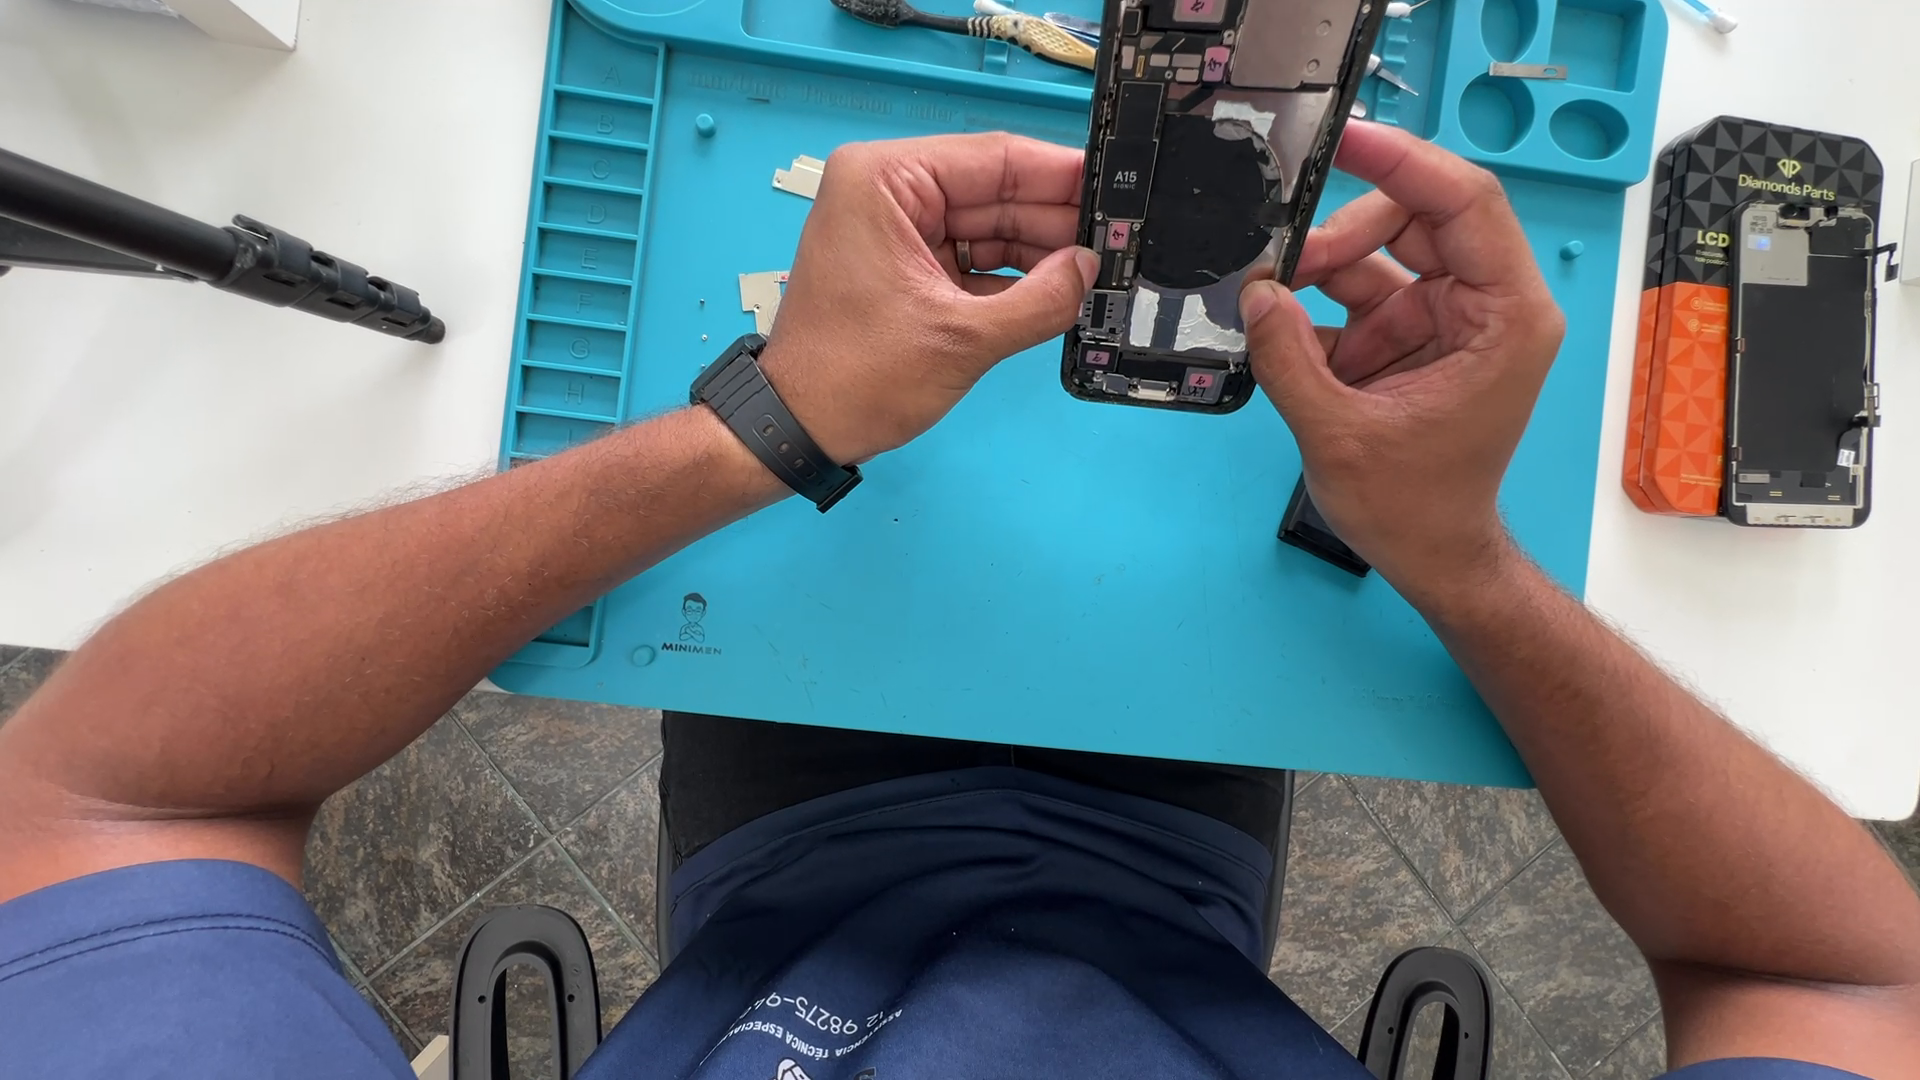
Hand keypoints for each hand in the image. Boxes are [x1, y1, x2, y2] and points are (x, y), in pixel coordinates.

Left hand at [756, 134, 1099, 464]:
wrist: (801, 430)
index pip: (994, 160)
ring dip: (1039, 256)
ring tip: (1096, 272)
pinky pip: (971, 265)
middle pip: (993, 195)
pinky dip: (1011, 283)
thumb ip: (1038, 301)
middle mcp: (890, 194)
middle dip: (1054, 222)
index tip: (1115, 191)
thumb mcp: (961, 339)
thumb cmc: (861, 378)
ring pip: (986, 232)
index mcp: (887, 181)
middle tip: (1117, 242)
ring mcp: (898, 236)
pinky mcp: (907, 274)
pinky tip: (1058, 293)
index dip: (1060, 176)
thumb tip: (1089, 269)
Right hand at [1239, 123, 1564, 593]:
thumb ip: (1289, 360)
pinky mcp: (1404, 345)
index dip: (1404, 163)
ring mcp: (1439, 324)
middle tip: (1275, 270)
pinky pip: (1354, 304)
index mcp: (1501, 317)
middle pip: (1412, 224)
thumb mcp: (1337, 433)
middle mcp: (1479, 306)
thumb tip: (1252, 293)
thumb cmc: (1407, 504)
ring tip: (1262, 301)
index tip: (1342, 142)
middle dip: (1340, 237)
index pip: (1463, 205)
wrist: (1426, 552)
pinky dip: (1310, 312)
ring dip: (1317, 275)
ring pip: (1375, 262)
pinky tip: (1272, 326)